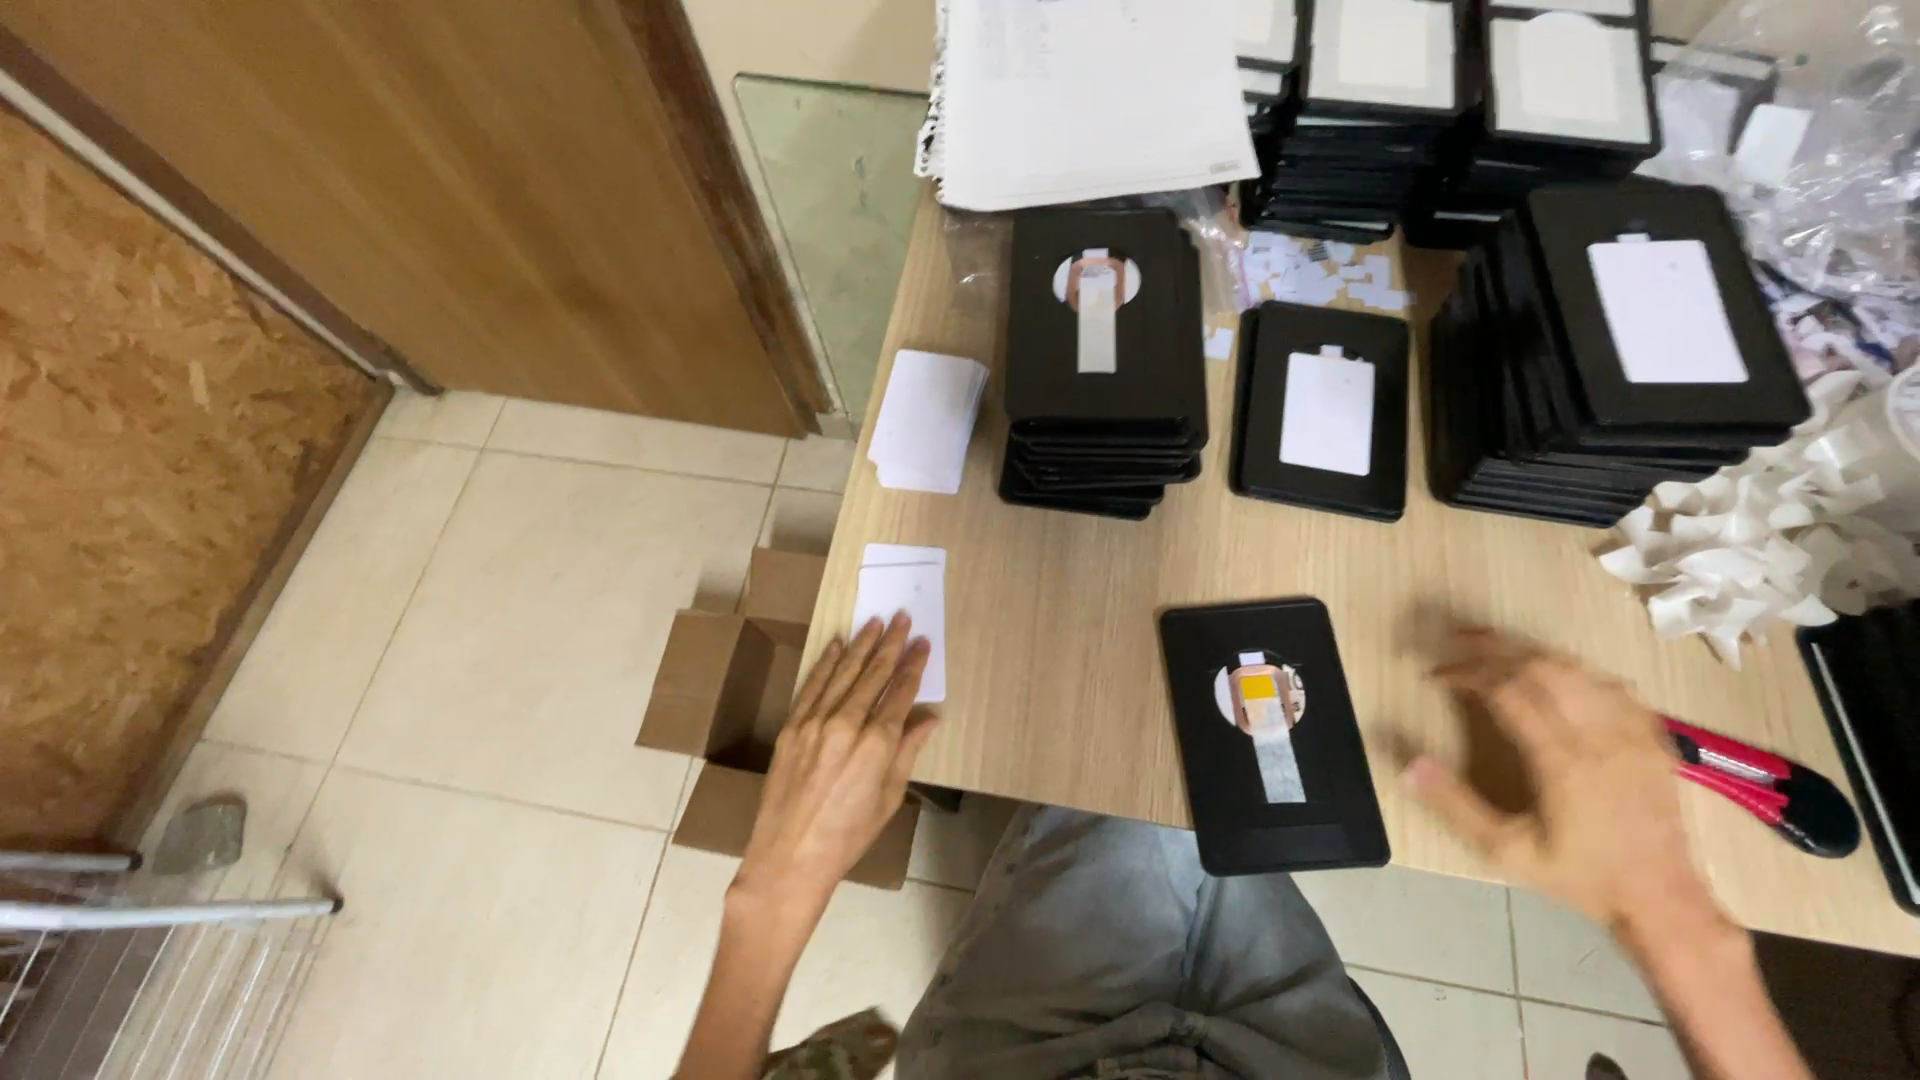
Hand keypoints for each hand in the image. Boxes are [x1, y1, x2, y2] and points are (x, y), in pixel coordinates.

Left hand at [733, 613, 935, 916]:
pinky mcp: (792, 728)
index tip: (924, 643)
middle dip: (891, 644)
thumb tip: (930, 717)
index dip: (914, 666)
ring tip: (876, 622)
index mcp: (877, 744)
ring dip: (861, 645)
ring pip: (843, 673)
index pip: (901, 692)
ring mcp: (814, 723)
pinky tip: (837, 645)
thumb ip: (909, 751)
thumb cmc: (848, 836)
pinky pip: (813, 686)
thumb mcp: (890, 798)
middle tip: (903, 618)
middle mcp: (846, 725)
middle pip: (874, 674)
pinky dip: (826, 663)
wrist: (789, 858)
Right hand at [1405, 626, 1717, 932]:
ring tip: (1495, 647)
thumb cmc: (1579, 877)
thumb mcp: (1505, 852)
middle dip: (1492, 646)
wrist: (1664, 901)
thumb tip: (1408, 765)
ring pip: (1577, 669)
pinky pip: (1613, 685)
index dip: (1466, 672)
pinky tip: (1556, 672)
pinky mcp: (1653, 739)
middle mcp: (1599, 737)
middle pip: (1542, 667)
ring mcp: (1632, 735)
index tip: (1436, 674)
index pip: (1506, 690)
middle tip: (1454, 640)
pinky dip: (1575, 669)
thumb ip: (1455, 804)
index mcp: (1561, 762)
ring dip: (1529, 650)